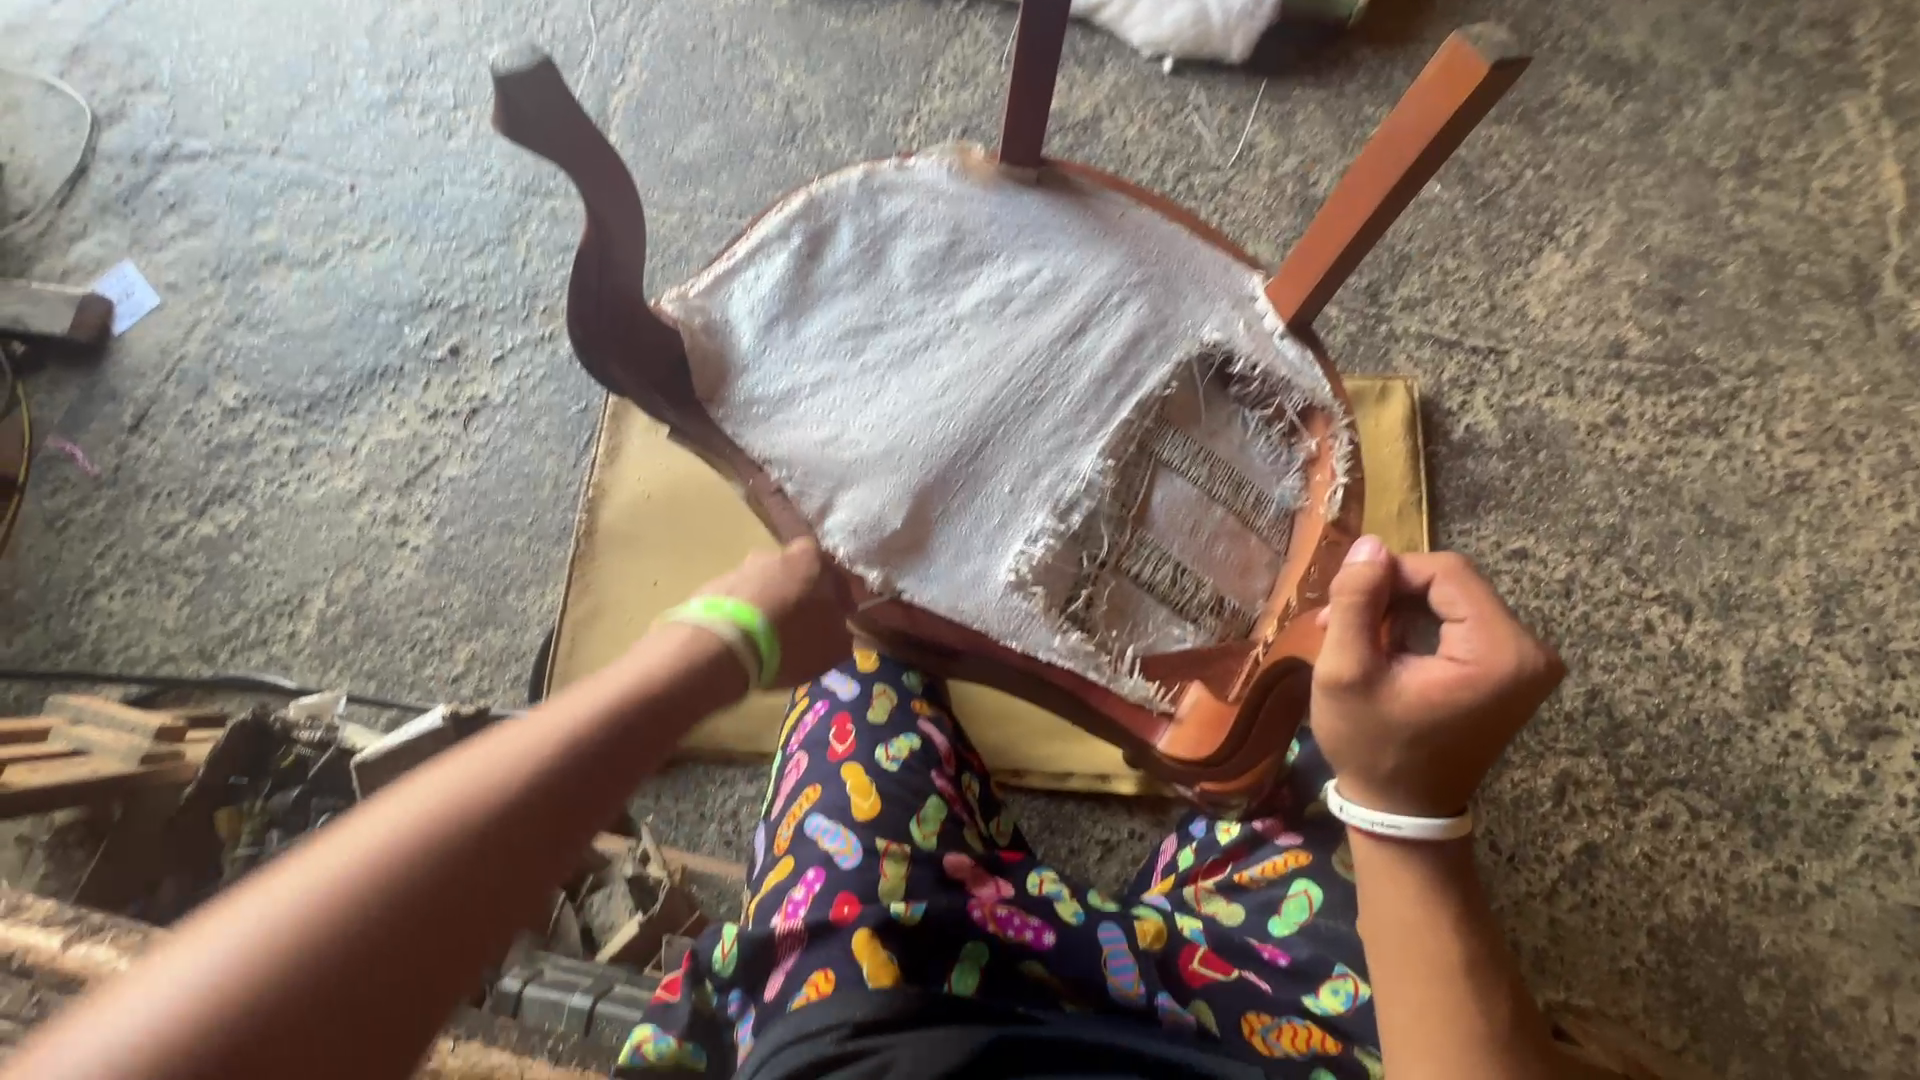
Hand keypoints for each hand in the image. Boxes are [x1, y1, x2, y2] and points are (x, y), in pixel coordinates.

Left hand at [689, 539, 852, 687]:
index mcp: (812, 559)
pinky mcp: (712, 587)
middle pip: (796, 575)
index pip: (834, 571)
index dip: (839, 596)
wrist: (722, 645)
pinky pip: (739, 602)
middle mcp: (776, 553)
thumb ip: (844, 634)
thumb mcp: (833, 647)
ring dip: (770, 606)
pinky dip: (745, 617)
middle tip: (803, 627)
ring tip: (770, 639)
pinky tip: (745, 642)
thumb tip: (842, 632)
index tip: (838, 618)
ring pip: (765, 587)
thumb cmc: (791, 639)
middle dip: (801, 597)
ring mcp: (741, 568)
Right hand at [1310, 536, 1564, 817]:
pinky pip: (1459, 622)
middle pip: (1451, 583)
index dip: (1388, 574)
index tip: (1343, 604)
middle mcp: (1529, 651)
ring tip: (1348, 635)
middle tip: (1336, 622)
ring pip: (1451, 599)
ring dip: (1396, 608)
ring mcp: (1525, 662)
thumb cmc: (1372, 745)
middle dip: (1388, 593)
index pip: (1446, 572)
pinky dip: (1415, 626)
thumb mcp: (1346, 672)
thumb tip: (1369, 544)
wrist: (1403, 811)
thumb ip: (1356, 602)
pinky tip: (1378, 646)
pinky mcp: (1511, 671)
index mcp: (1501, 652)